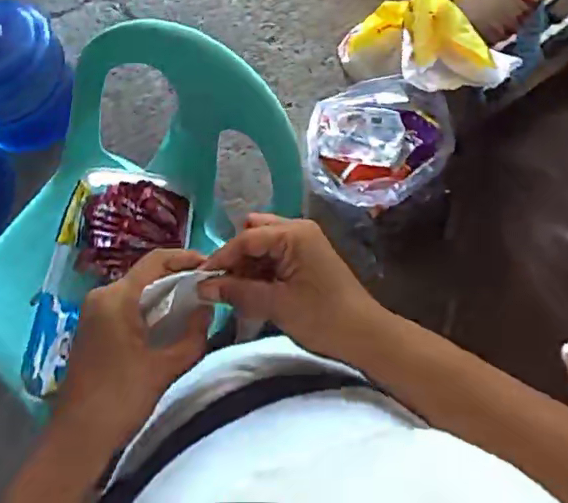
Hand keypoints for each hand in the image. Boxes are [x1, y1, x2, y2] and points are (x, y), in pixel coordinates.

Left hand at [53, 248, 212, 451]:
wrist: (77, 438)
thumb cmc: (120, 399)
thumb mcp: (164, 368)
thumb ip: (191, 336)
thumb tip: (206, 309)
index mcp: (116, 297)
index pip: (155, 261)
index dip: (184, 258)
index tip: (210, 265)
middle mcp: (102, 295)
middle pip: (145, 274)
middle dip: (176, 278)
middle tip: (206, 287)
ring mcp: (94, 310)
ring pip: (135, 290)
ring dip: (162, 295)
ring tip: (193, 304)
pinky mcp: (92, 326)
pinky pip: (125, 305)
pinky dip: (147, 308)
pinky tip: (167, 323)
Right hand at [200, 213, 388, 360]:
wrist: (368, 337)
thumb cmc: (323, 318)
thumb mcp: (276, 305)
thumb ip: (238, 291)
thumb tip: (204, 287)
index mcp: (293, 233)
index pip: (246, 238)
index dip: (221, 258)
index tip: (200, 278)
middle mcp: (297, 229)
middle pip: (253, 234)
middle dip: (235, 258)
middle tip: (220, 284)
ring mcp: (304, 242)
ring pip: (263, 246)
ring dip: (247, 266)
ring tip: (233, 292)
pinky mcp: (306, 258)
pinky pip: (274, 256)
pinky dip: (261, 272)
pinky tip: (252, 292)